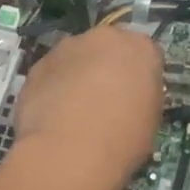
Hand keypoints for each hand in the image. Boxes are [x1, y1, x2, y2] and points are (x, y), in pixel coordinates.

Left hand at [12, 25, 163, 185]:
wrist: (69, 151)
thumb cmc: (122, 138)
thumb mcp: (150, 120)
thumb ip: (141, 97)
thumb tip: (129, 99)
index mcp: (140, 48)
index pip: (145, 56)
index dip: (139, 78)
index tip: (135, 99)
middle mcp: (104, 38)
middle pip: (108, 49)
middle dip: (107, 69)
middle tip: (104, 103)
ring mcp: (66, 48)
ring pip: (76, 58)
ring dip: (77, 76)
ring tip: (73, 113)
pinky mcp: (38, 65)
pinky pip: (51, 74)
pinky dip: (53, 89)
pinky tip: (53, 117)